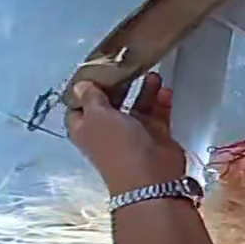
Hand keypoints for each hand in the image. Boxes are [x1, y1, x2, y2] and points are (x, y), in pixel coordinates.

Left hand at [65, 73, 186, 194]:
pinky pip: (158, 113)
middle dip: (118, 84)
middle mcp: (108, 129)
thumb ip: (92, 98)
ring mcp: (133, 132)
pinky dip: (161, 101)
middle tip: (126, 66)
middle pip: (110, 102)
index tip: (96, 68)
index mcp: (86, 127)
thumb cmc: (119, 145)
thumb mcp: (98, 117)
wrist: (152, 177)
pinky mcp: (156, 134)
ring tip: (151, 74)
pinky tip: (165, 89)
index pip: (79, 104)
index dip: (84, 87)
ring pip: (137, 105)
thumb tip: (81, 84)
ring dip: (143, 89)